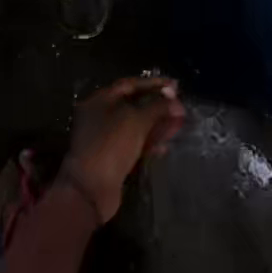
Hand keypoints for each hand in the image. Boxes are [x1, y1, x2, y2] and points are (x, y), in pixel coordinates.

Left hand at [60, 76, 186, 222]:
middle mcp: (100, 117)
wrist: (91, 188)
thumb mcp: (135, 120)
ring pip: (137, 127)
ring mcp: (107, 139)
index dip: (153, 84)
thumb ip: (157, 107)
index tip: (175, 85)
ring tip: (180, 123)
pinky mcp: (113, 158)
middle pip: (134, 106)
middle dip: (158, 106)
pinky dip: (150, 143)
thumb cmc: (111, 145)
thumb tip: (176, 103)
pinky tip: (166, 145)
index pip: (129, 85)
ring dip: (158, 124)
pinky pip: (135, 145)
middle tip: (180, 106)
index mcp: (99, 101)